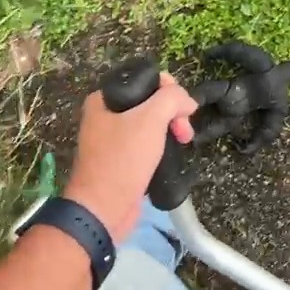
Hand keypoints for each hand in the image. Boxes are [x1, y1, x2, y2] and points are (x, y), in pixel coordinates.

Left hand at [61, 71, 196, 240]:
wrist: (103, 209)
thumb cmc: (124, 159)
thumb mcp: (150, 119)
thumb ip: (171, 98)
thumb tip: (187, 101)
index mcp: (104, 98)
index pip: (146, 79)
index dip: (170, 90)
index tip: (184, 109)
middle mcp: (106, 114)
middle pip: (150, 101)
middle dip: (173, 112)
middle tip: (185, 131)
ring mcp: (112, 138)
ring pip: (151, 122)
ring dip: (171, 128)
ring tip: (183, 142)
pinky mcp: (121, 159)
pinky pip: (146, 142)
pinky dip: (161, 144)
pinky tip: (171, 153)